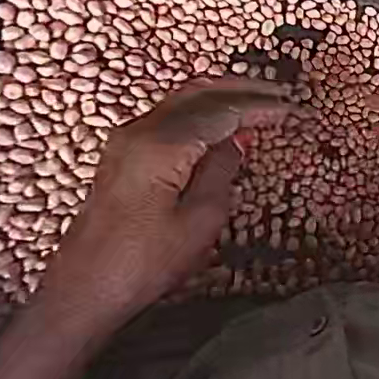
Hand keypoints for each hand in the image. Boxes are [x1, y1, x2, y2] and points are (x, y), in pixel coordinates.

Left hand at [33, 78, 299, 332]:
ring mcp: (127, 141)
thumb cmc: (148, 260)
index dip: (262, 107)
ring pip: (183, 100)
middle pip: (199, 92)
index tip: (293, 110)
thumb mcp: (201, 218)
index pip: (224, 111)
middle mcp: (140, 131)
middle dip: (244, 89)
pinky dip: (203, 110)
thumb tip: (239, 138)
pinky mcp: (124, 155)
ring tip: (260, 99)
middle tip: (282, 92)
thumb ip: (222, 169)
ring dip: (223, 95)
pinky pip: (171, 116)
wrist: (84, 289)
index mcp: (162, 145)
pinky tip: (224, 121)